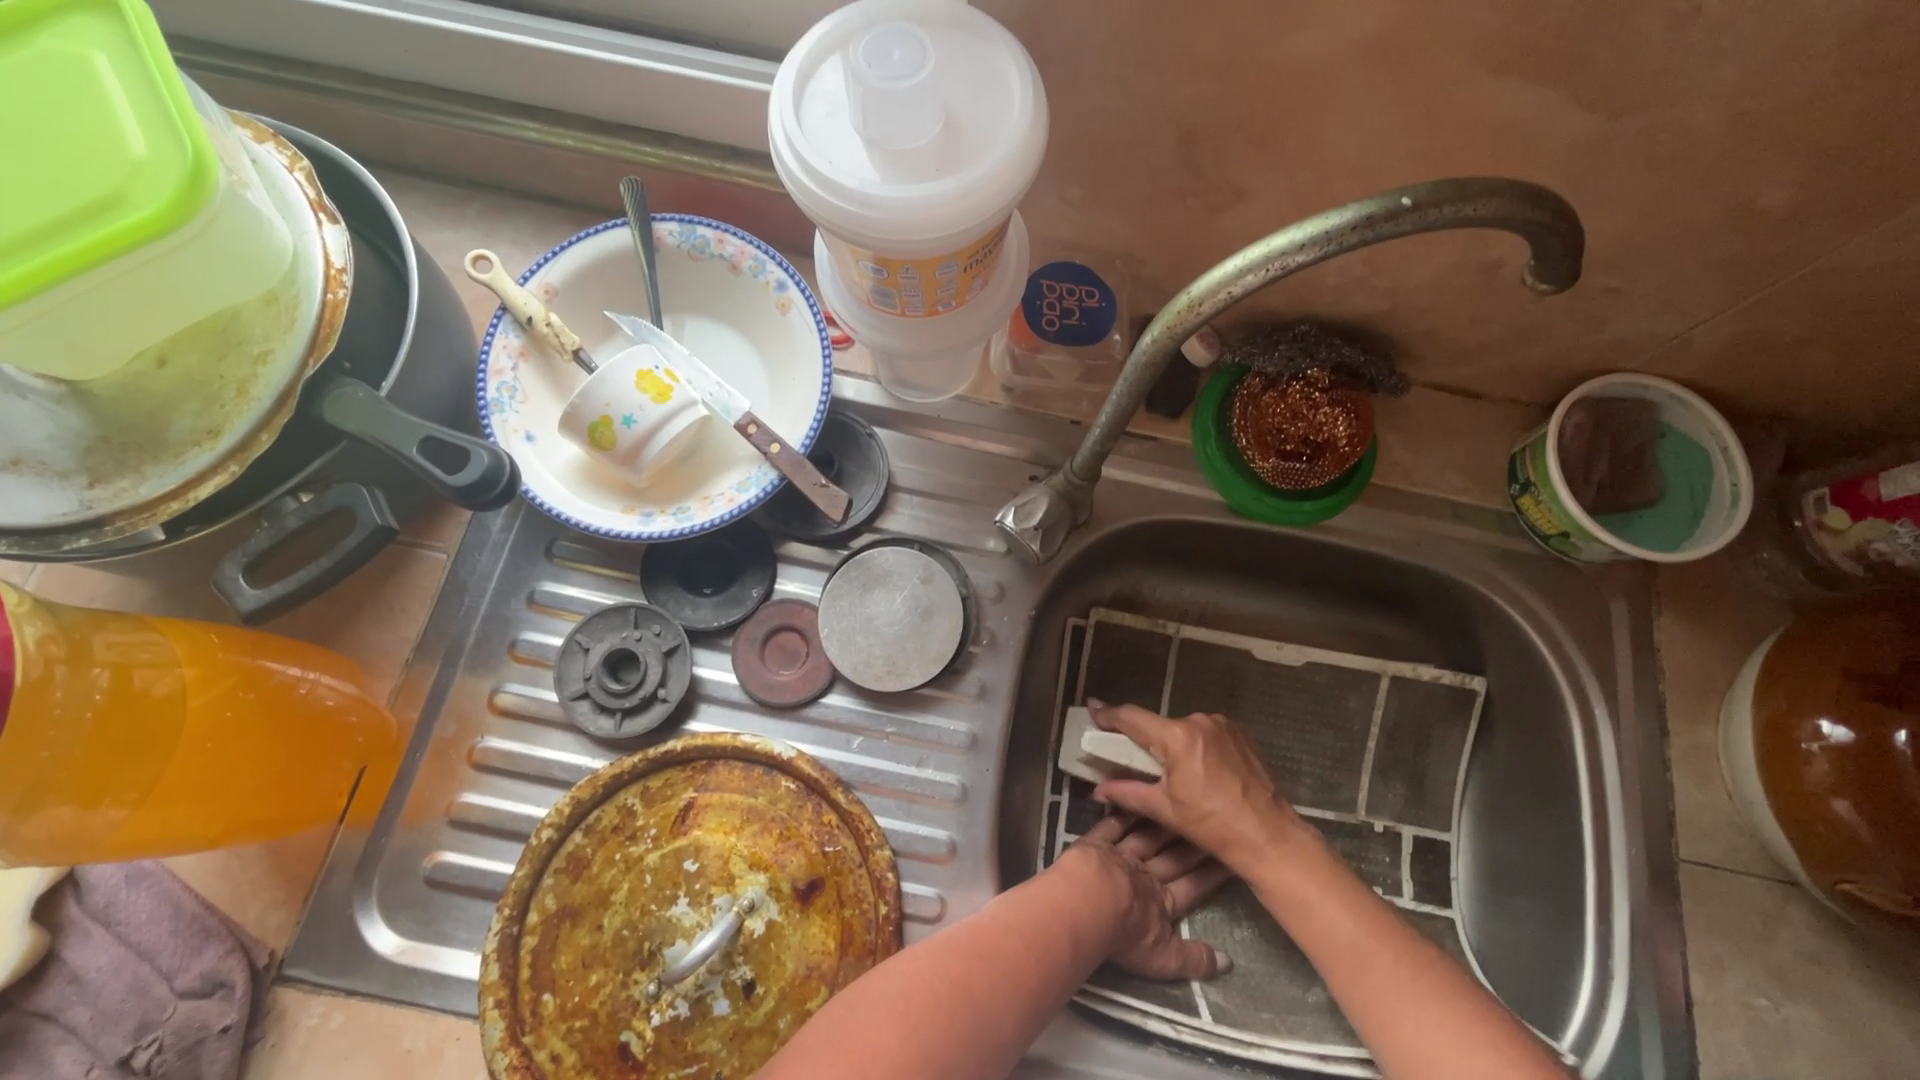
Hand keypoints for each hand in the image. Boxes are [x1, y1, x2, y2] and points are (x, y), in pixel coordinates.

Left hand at [1064, 814, 1233, 980]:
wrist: (1086, 905)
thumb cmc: (1124, 935)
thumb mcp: (1163, 958)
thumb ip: (1194, 960)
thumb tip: (1229, 963)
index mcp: (1162, 901)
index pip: (1193, 885)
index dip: (1212, 874)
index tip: (1229, 857)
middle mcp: (1145, 873)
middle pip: (1174, 857)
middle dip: (1193, 845)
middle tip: (1212, 824)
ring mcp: (1120, 855)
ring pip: (1147, 837)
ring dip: (1163, 826)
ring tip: (1180, 808)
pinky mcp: (1095, 843)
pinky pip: (1112, 825)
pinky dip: (1123, 815)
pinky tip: (1132, 800)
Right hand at [1086, 700, 1312, 873]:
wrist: (1270, 836)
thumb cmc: (1213, 825)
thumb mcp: (1165, 809)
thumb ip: (1127, 793)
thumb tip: (1098, 789)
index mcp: (1177, 737)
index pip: (1132, 717)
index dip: (1108, 714)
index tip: (1092, 708)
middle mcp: (1200, 721)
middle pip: (1159, 725)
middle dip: (1146, 740)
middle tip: (1134, 760)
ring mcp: (1224, 725)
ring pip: (1184, 730)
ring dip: (1174, 745)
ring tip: (1175, 773)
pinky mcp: (1241, 733)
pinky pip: (1207, 734)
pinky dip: (1197, 747)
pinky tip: (1201, 772)